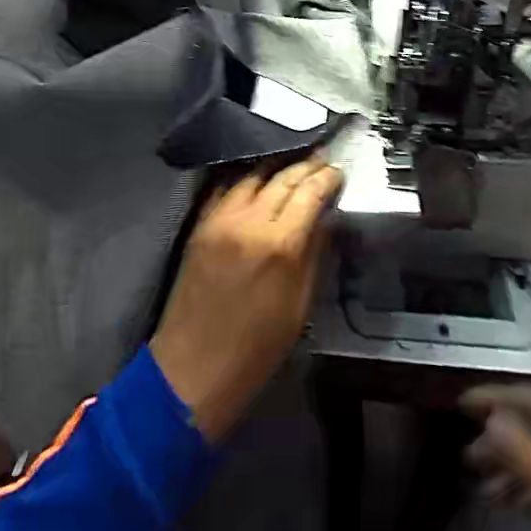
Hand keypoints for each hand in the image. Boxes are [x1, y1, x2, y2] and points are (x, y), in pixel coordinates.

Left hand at [149, 156, 342, 439]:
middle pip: (284, 178)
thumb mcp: (301, 305)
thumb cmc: (256, 348)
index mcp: (280, 245)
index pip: (310, 193)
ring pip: (253, 175)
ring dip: (277, 166)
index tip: (339, 171)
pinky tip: (258, 176)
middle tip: (323, 160)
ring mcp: (220, 221)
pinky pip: (225, 189)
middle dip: (307, 166)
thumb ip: (314, 253)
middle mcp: (249, 222)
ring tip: (295, 162)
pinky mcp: (200, 227)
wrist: (191, 371)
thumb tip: (326, 217)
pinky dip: (246, 177)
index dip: (327, 178)